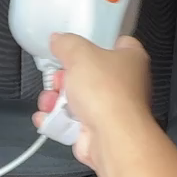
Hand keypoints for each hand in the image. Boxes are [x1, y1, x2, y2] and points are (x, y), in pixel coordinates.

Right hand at [32, 33, 157, 167]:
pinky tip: (46, 118)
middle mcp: (125, 85)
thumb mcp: (80, 53)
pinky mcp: (97, 131)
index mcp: (130, 59)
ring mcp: (111, 110)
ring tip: (48, 101)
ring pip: (77, 100)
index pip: (115, 44)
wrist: (110, 136)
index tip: (76, 47)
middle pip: (88, 74)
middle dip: (64, 78)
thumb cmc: (105, 91)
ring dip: (56, 101)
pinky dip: (57, 121)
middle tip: (57, 79)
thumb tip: (58, 40)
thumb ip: (66, 43)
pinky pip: (72, 122)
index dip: (94, 43)